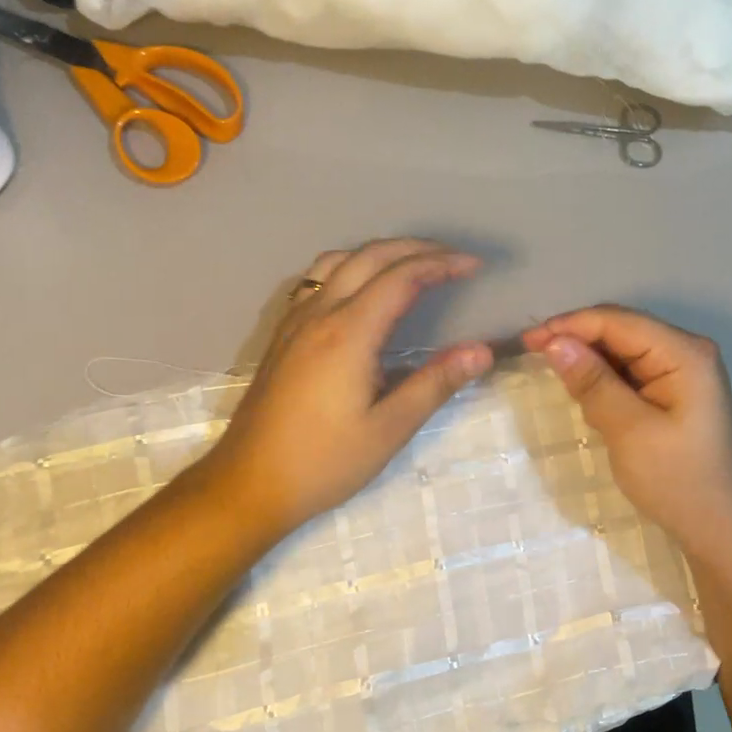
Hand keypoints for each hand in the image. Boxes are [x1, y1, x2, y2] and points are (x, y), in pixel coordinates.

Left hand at [205, 240, 492, 535]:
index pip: (402, 277)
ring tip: (411, 265)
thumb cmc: (324, 462)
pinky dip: (349, 268)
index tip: (475, 266)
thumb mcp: (389, 430)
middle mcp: (319, 314)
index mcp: (349, 333)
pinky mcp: (282, 337)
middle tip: (453, 258)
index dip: (442, 264)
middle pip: (370, 257)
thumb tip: (481, 351)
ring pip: (337, 262)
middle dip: (416, 248)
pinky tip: (360, 292)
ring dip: (379, 253)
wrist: (250, 482)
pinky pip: (316, 281)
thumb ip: (435, 384)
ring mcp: (294, 322)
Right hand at [521, 305, 731, 556]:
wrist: (712, 526)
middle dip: (577, 339)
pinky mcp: (672, 391)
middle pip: (621, 329)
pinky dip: (603, 378)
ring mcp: (682, 371)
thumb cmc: (674, 480)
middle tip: (532, 355)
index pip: (619, 321)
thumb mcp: (628, 430)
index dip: (571, 325)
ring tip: (555, 376)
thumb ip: (593, 383)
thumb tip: (555, 343)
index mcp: (685, 353)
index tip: (527, 342)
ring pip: (622, 350)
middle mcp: (687, 351)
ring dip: (588, 360)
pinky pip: (629, 371)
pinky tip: (584, 393)